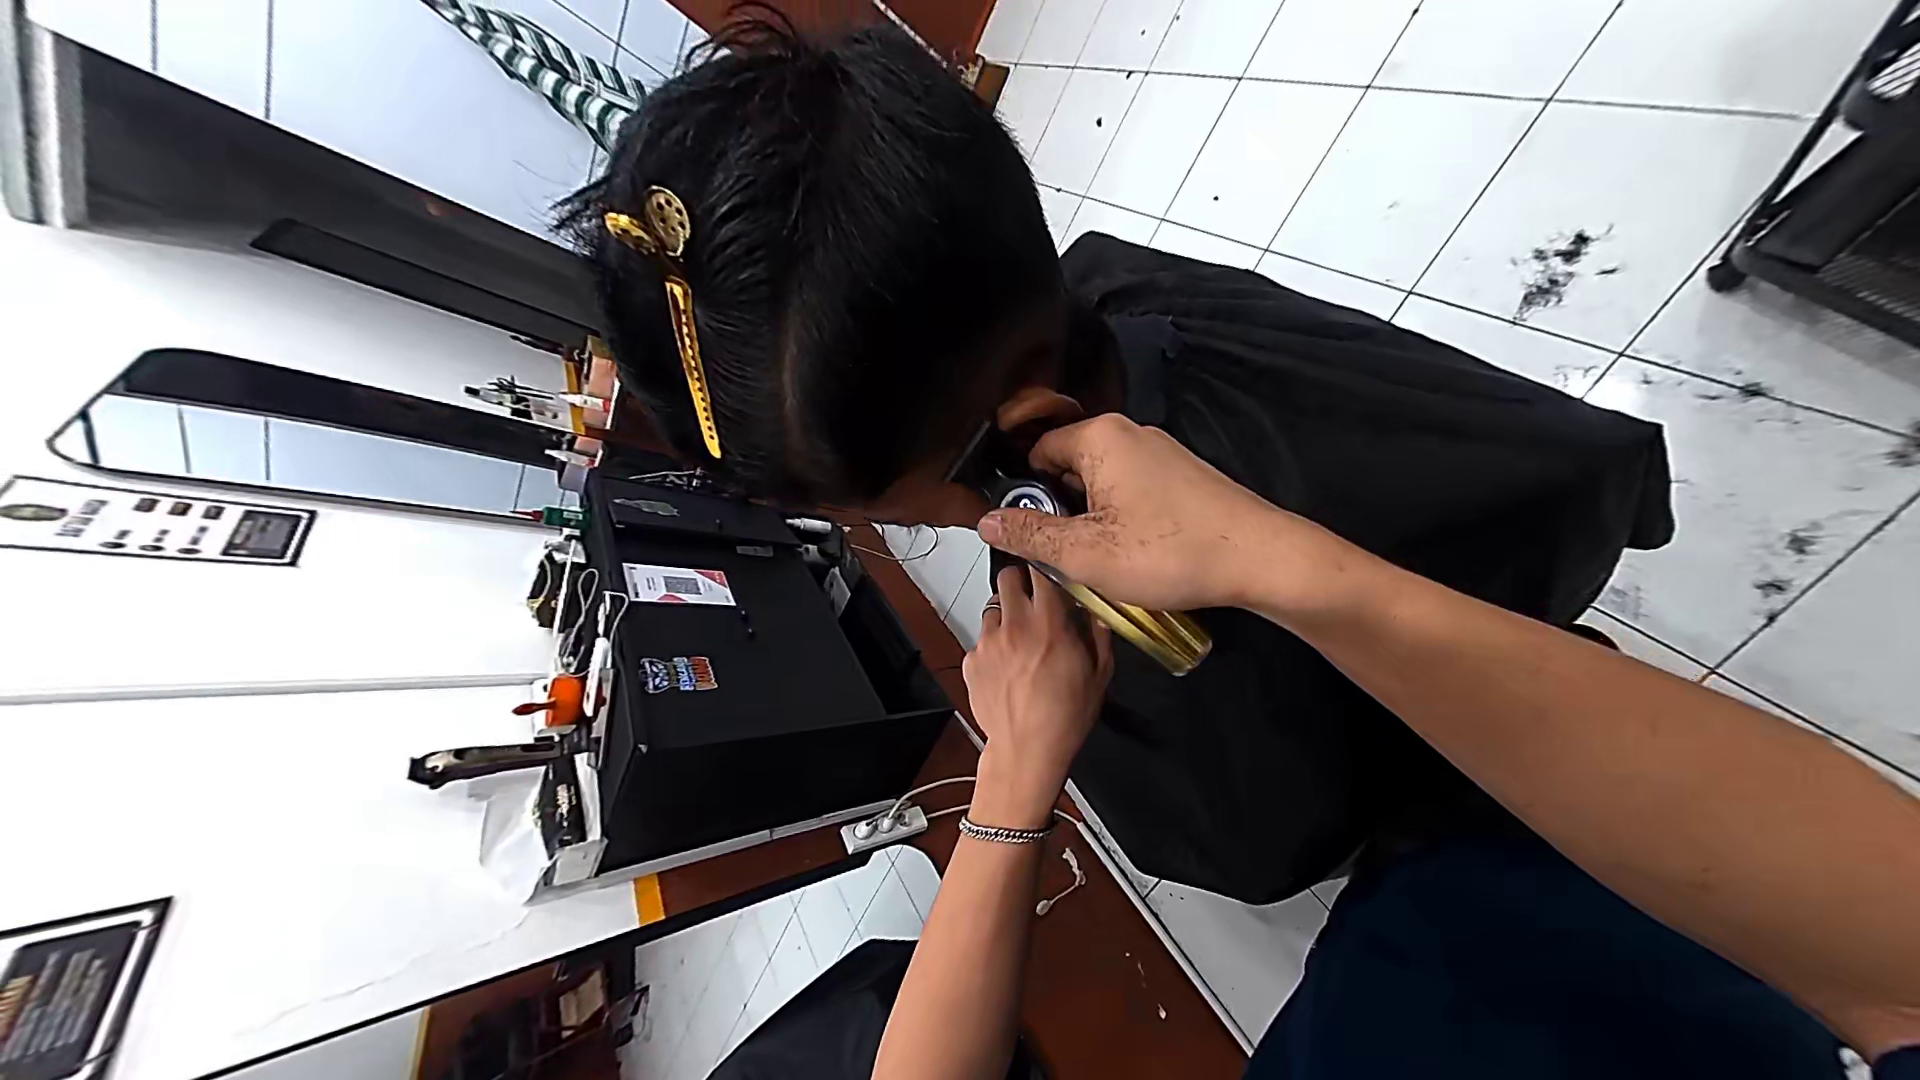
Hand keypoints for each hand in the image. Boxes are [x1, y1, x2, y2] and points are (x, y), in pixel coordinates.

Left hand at [963, 566, 1112, 829]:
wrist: (1026, 750)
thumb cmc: (1067, 716)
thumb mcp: (1100, 674)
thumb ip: (1099, 634)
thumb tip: (1095, 609)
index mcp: (1049, 622)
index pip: (1040, 569)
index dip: (1044, 567)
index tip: (1050, 572)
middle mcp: (1014, 625)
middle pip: (1007, 576)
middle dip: (1020, 583)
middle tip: (1031, 601)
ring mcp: (988, 642)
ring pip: (992, 608)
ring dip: (1005, 616)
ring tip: (1020, 642)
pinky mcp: (971, 659)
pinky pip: (981, 640)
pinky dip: (992, 646)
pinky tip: (1007, 668)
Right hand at [975, 414, 1365, 618]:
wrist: (1263, 560)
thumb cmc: (1175, 552)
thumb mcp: (1085, 553)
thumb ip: (1029, 535)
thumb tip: (988, 522)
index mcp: (1100, 438)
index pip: (1035, 452)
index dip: (1026, 495)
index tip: (1032, 532)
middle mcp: (1129, 435)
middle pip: (1067, 468)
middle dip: (1061, 510)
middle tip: (1070, 553)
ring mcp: (1158, 454)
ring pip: (1098, 485)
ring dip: (1090, 520)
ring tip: (1105, 559)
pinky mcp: (1178, 476)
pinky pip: (1129, 491)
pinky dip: (1120, 520)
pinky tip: (1135, 553)